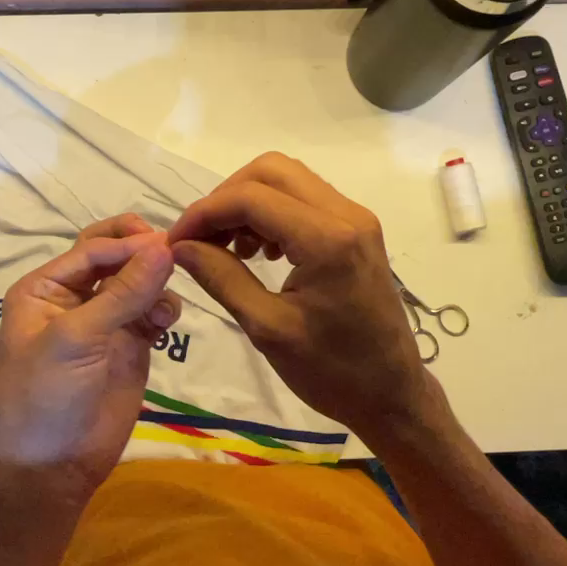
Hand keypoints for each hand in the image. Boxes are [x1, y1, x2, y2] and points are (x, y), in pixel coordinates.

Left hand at [0, 216, 181, 506]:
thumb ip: (122, 293)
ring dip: (156, 283)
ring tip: (165, 305)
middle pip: (113, 256)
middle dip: (142, 251)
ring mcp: (105, 323)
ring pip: (139, 283)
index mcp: (45, 289)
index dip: (127, 245)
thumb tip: (164, 247)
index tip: (164, 246)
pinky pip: (152, 313)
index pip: (92, 250)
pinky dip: (164, 310)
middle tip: (173, 252)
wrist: (51, 467)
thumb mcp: (76, 339)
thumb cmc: (46, 396)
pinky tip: (166, 323)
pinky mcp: (131, 347)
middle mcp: (74, 298)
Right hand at [166, 153, 432, 441]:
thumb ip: (222, 278)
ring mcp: (356, 219)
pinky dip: (273, 213)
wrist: (391, 394)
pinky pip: (306, 200)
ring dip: (249, 203)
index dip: (204, 213)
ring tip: (228, 250)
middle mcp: (347, 215)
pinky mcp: (357, 230)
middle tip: (201, 240)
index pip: (251, 198)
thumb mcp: (267, 328)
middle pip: (271, 171)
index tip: (175, 242)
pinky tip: (259, 252)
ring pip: (289, 180)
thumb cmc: (331, 372)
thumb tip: (180, 246)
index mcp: (327, 240)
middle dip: (226, 199)